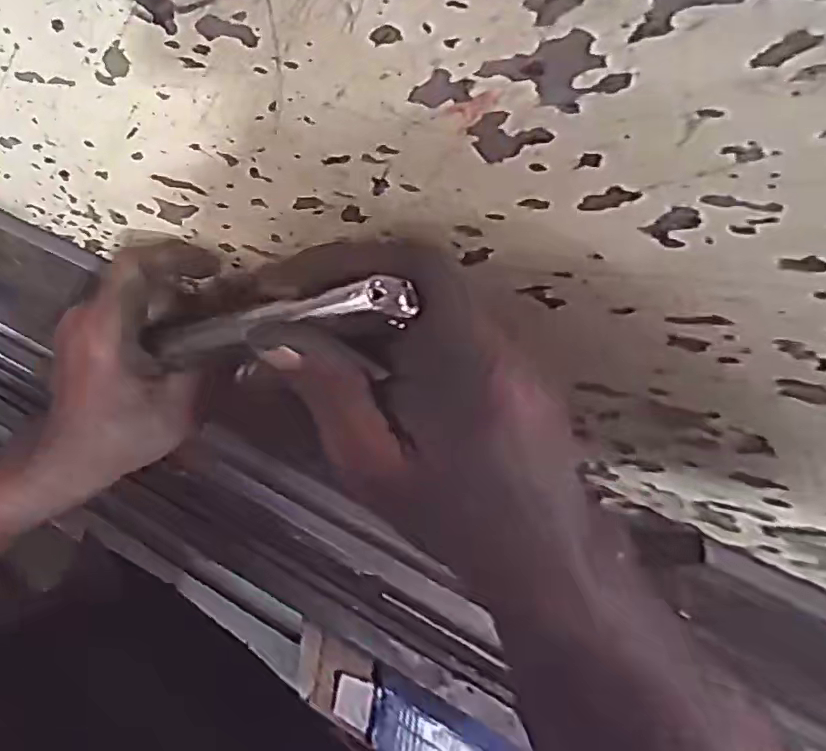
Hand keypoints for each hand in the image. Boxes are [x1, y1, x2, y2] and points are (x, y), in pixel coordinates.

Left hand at [29, 240, 221, 501]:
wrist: (65, 457)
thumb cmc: (115, 437)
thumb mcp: (174, 411)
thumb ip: (205, 370)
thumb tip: (233, 340)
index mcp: (104, 327)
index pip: (132, 264)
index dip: (174, 255)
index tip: (209, 266)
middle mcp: (83, 315)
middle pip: (132, 274)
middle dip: (176, 277)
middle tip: (211, 291)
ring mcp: (75, 322)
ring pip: (124, 289)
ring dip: (162, 295)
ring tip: (197, 314)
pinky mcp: (76, 332)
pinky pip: (114, 306)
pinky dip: (145, 310)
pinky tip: (169, 335)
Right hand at [242, 242, 589, 581]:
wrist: (549, 567)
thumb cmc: (456, 522)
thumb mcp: (372, 466)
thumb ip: (328, 396)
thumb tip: (277, 343)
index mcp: (469, 364)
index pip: (418, 268)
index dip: (349, 258)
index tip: (296, 280)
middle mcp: (499, 345)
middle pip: (415, 274)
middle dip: (344, 278)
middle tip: (293, 301)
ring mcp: (512, 351)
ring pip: (427, 292)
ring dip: (365, 297)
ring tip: (317, 326)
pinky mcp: (510, 363)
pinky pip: (441, 316)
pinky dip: (391, 319)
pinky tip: (361, 354)